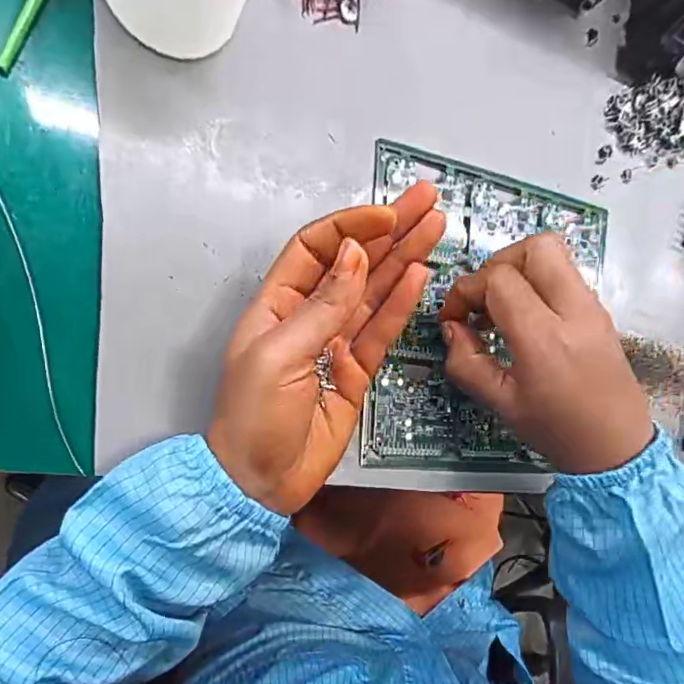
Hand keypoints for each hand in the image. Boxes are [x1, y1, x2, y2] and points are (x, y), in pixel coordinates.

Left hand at [207, 183, 446, 513]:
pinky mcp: (353, 376)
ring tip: (432, 229)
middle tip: (424, 202)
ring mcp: (332, 348)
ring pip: (371, 295)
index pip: (314, 250)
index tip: (384, 216)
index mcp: (275, 308)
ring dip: (401, 261)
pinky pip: (379, 334)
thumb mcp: (278, 357)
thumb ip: (321, 308)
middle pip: (350, 265)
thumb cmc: (251, 423)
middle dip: (386, 232)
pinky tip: (418, 278)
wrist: (260, 481)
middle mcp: (305, 321)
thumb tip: (353, 258)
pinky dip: (399, 307)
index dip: (349, 228)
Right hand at [439, 233, 651, 474]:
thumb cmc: (555, 430)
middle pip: (534, 248)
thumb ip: (468, 363)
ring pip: (553, 254)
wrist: (615, 444)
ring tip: (497, 309)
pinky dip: (535, 283)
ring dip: (517, 270)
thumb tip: (451, 328)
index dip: (466, 290)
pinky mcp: (598, 310)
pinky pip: (563, 275)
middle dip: (495, 265)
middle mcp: (573, 311)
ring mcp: (591, 306)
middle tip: (479, 301)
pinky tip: (520, 319)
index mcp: (544, 338)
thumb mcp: (500, 404)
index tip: (452, 318)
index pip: (500, 280)